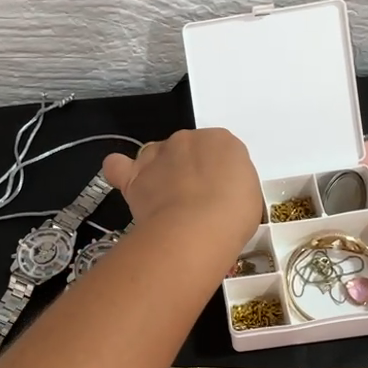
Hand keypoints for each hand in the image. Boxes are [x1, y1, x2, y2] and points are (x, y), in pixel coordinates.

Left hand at [102, 129, 260, 247]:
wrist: (198, 228)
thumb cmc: (233, 215)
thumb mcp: (249, 196)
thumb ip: (232, 184)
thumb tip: (217, 193)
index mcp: (222, 140)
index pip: (218, 150)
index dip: (217, 174)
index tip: (219, 194)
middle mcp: (188, 139)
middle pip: (186, 150)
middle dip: (189, 171)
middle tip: (195, 202)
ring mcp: (157, 154)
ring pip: (155, 155)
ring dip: (159, 172)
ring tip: (165, 200)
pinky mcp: (134, 175)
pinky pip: (118, 164)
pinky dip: (120, 170)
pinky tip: (128, 181)